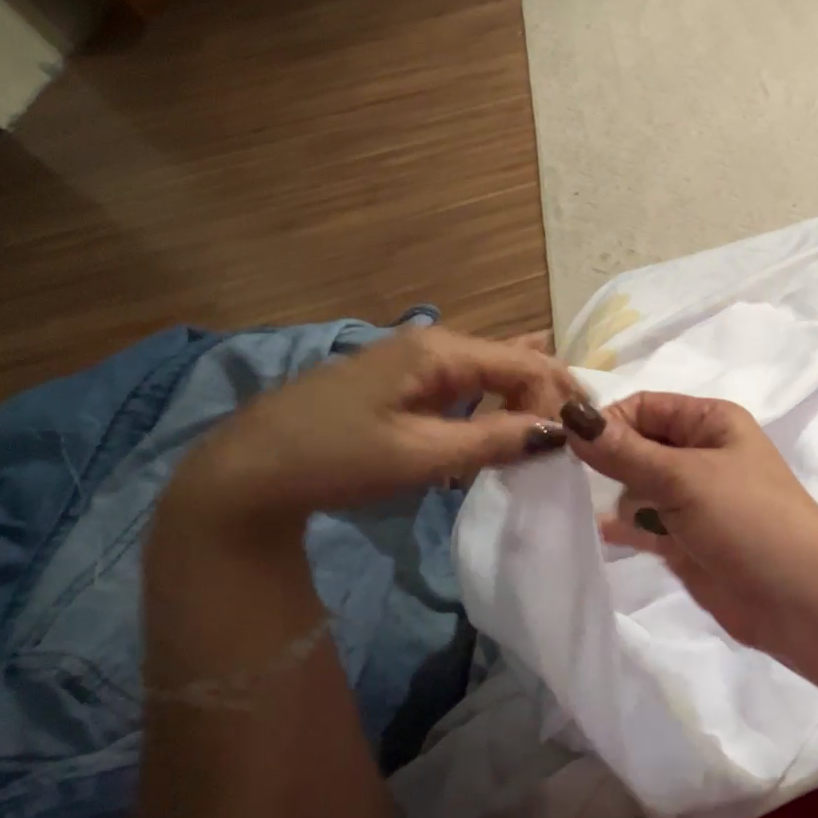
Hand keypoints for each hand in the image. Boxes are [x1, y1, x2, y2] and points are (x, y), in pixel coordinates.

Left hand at [162, 327, 581, 540]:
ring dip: (524, 395)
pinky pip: (466, 381)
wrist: (242, 474)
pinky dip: (495, 396)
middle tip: (575, 436)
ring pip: (491, 370)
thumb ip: (495, 441)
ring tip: (556, 424)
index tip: (573, 443)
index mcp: (439, 350)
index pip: (526, 363)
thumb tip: (562, 431)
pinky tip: (515, 399)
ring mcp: (413, 359)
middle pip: (512, 360)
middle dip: (548, 393)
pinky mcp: (399, 380)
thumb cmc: (333, 460)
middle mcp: (432, 342)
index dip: (557, 398)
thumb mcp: (420, 456)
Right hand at [570, 392, 817, 651]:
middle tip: (557, 479)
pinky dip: (621, 526)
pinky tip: (594, 533)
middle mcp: (702, 453)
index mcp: (712, 422)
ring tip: (568, 505)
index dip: (607, 421)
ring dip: (610, 494)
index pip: (645, 406)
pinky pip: (643, 524)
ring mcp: (693, 499)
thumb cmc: (749, 520)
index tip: (564, 446)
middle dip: (603, 457)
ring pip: (637, 486)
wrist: (799, 597)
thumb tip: (572, 415)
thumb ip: (626, 452)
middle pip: (638, 444)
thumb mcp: (686, 478)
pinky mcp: (686, 540)